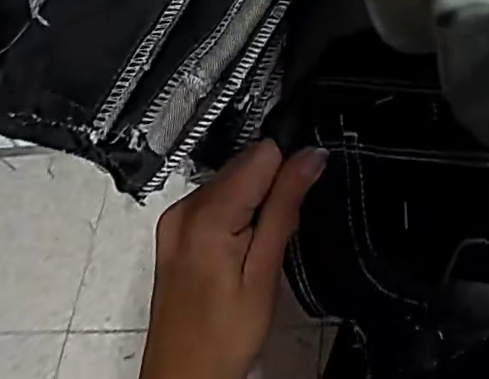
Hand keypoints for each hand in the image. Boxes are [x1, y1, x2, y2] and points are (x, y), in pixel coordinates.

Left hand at [139, 140, 327, 378]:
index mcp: (207, 213)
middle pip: (247, 161)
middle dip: (273, 183)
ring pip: (236, 176)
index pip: (263, 152)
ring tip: (261, 242)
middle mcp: (185, 206)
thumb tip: (312, 153)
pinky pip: (220, 195)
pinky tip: (243, 245)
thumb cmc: (226, 336)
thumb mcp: (265, 270)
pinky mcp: (175, 228)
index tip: (298, 197)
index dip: (289, 167)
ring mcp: (176, 217)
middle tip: (277, 232)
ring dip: (257, 197)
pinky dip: (239, 208)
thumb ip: (286, 204)